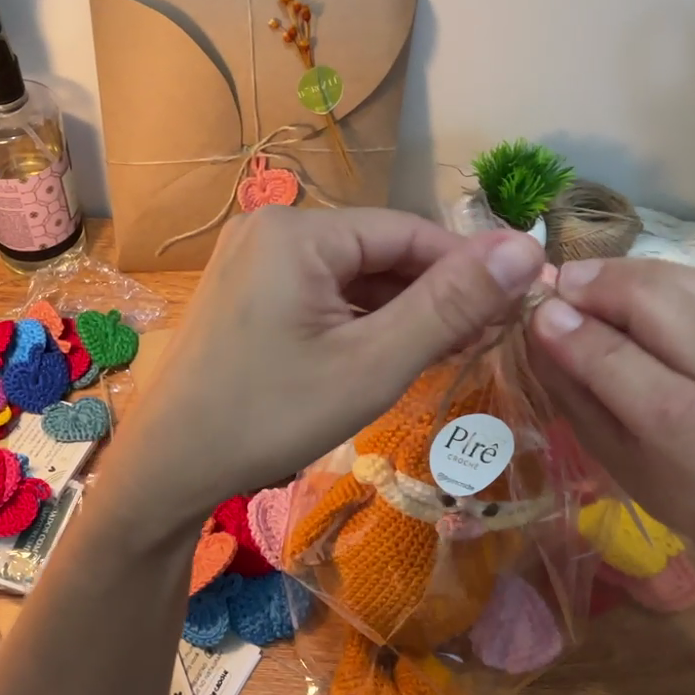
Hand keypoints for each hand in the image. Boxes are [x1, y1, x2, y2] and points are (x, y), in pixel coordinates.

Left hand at [103, 206, 543, 539]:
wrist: (169, 466)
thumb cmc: (268, 416)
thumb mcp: (371, 364)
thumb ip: (449, 305)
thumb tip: (526, 247)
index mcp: (296, 230)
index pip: (409, 232)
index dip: (468, 270)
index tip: (515, 311)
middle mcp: (268, 229)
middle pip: (376, 252)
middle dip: (430, 296)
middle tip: (480, 346)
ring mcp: (248, 261)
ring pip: (347, 276)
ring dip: (395, 313)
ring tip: (441, 357)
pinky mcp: (241, 292)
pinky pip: (315, 294)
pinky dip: (354, 322)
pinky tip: (383, 356)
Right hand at [526, 258, 694, 581]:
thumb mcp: (629, 473)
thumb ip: (588, 398)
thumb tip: (546, 320)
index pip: (675, 414)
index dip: (604, 355)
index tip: (546, 313)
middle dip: (638, 302)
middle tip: (575, 278)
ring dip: (672, 283)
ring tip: (608, 274)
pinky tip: (667, 285)